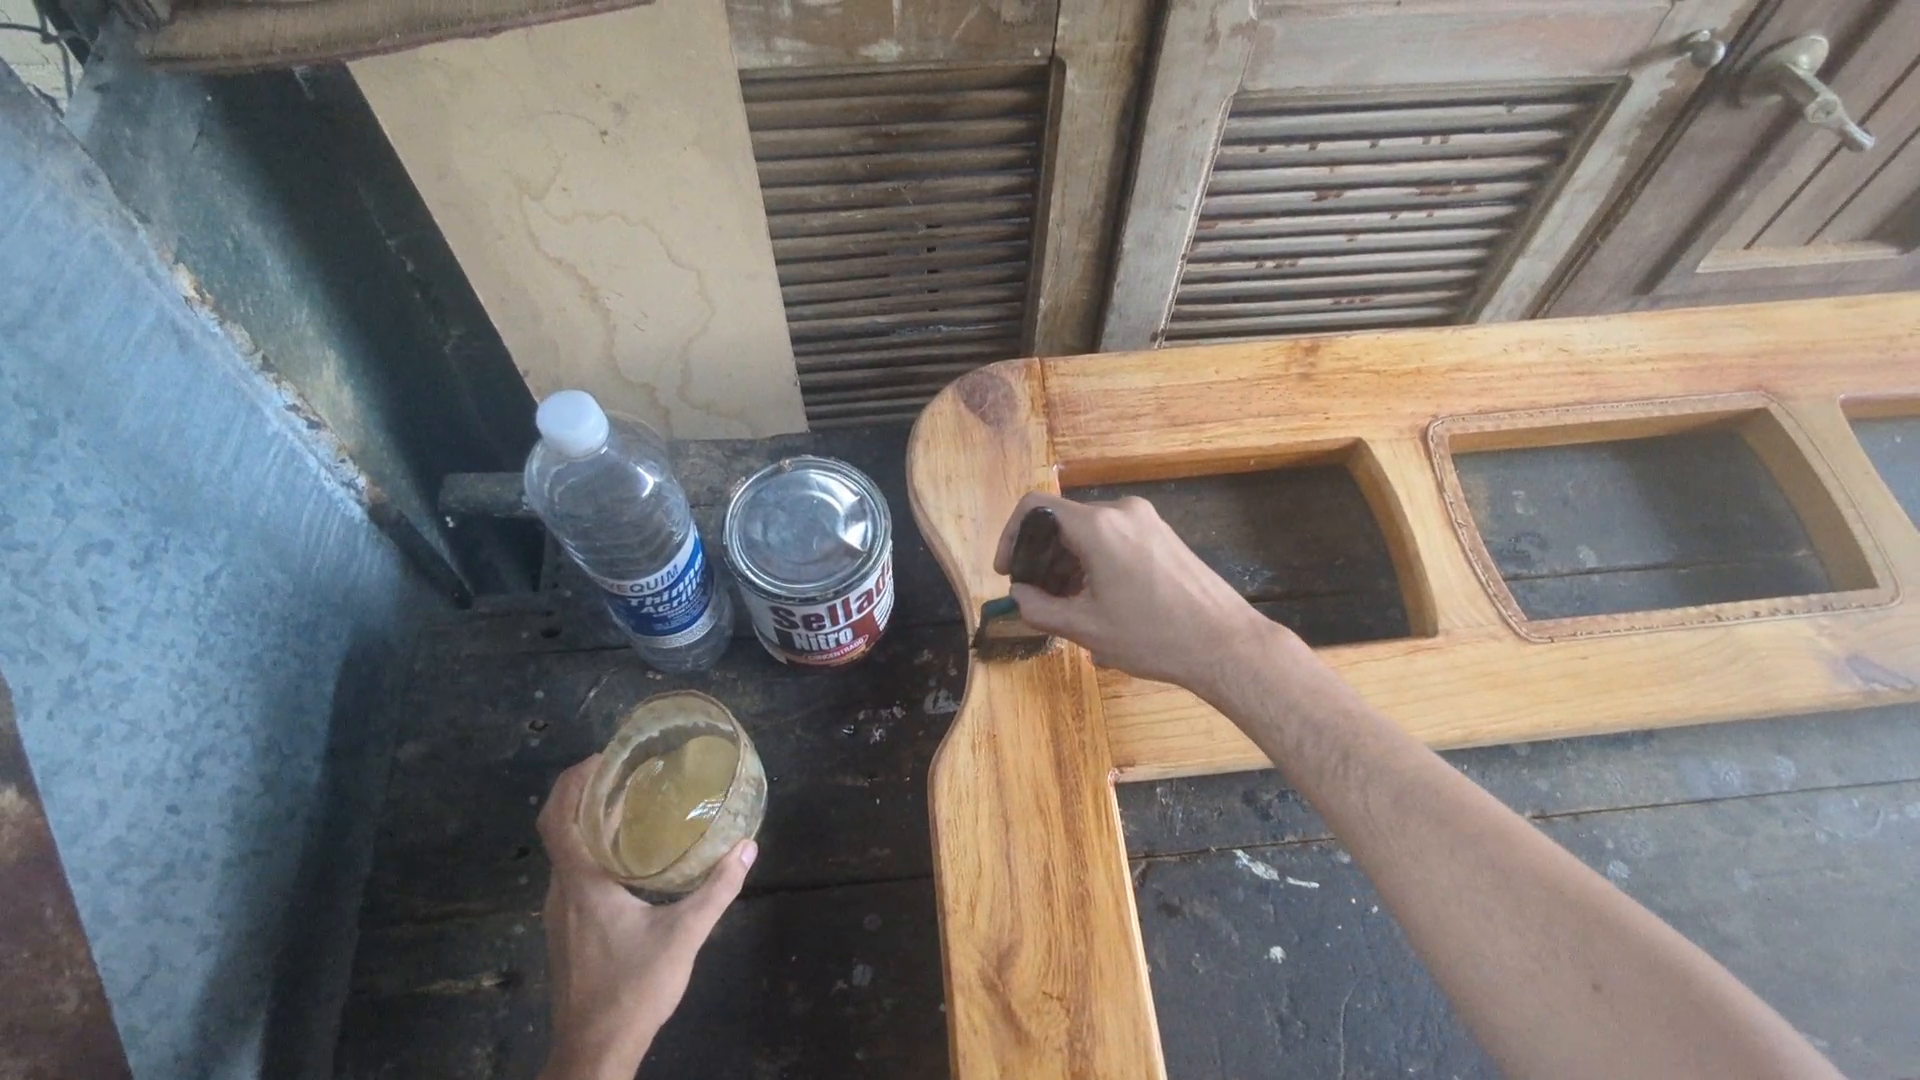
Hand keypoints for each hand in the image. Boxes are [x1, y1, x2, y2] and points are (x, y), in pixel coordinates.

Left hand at [536, 757, 755, 1079]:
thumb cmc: (632, 989)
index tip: (602, 757)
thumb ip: (717, 890)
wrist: (594, 1052)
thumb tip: (748, 848)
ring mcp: (561, 914)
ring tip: (629, 805)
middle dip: (583, 794)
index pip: (557, 818)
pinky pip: (573, 874)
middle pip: (558, 829)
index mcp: (581, 883)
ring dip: (587, 823)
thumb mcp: (683, 936)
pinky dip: (592, 850)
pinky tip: (628, 857)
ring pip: (565, 853)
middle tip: (624, 773)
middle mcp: (562, 892)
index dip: (572, 781)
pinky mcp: (568, 931)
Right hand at [992, 492, 1294, 695]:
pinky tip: (1099, 600)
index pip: (1035, 508)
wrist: (1225, 644)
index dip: (1010, 536)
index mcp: (1098, 526)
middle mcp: (1121, 511)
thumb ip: (1039, 608)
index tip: (1007, 571)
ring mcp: (1146, 520)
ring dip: (1068, 563)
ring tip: (1068, 606)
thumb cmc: (1153, 636)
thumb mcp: (1086, 628)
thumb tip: (1018, 594)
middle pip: (1062, 521)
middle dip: (1042, 558)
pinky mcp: (1162, 535)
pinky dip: (1094, 561)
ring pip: (1088, 532)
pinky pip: (1113, 538)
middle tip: (1037, 598)